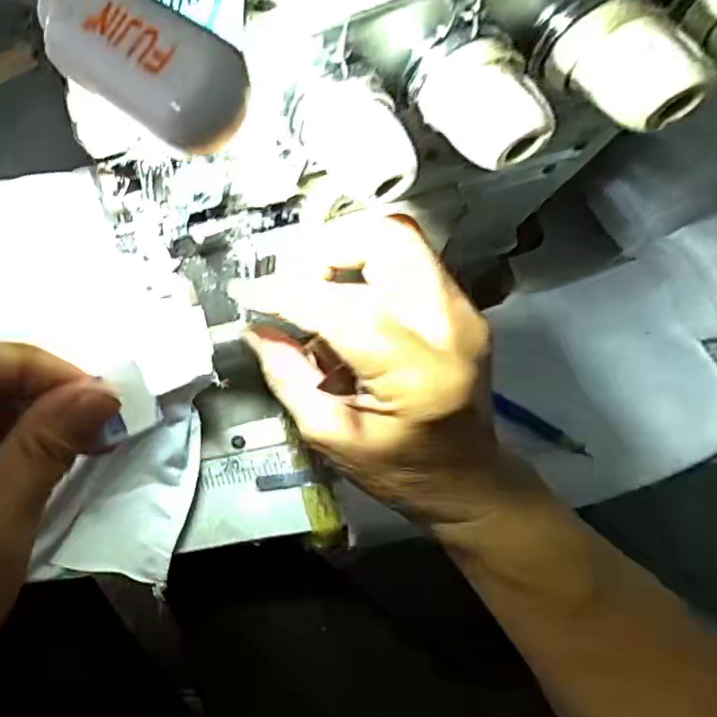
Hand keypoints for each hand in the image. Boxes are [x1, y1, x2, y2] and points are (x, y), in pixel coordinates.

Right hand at [232, 213, 548, 528]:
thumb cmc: (399, 469)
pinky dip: (361, 264)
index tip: (248, 297)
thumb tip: (256, 331)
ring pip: (399, 237)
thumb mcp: (330, 434)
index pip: (348, 308)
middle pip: (388, 241)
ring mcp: (461, 308)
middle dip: (325, 249)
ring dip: (343, 251)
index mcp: (418, 375)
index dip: (290, 295)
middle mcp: (450, 326)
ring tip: (308, 284)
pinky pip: (405, 257)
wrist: (468, 479)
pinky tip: (337, 297)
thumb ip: (289, 378)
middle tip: (286, 280)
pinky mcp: (458, 303)